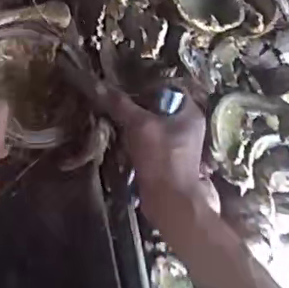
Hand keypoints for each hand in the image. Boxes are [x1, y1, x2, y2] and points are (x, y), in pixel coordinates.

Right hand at [98, 87, 210, 213]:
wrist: (170, 203)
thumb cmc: (162, 159)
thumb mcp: (139, 126)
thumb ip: (121, 104)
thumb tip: (98, 85)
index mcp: (190, 113)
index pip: (168, 87)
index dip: (146, 84)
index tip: (124, 85)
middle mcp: (187, 126)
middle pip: (158, 106)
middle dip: (136, 106)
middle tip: (114, 102)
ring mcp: (178, 144)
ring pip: (151, 125)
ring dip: (133, 124)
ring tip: (113, 119)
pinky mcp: (167, 160)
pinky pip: (149, 142)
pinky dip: (135, 140)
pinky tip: (120, 140)